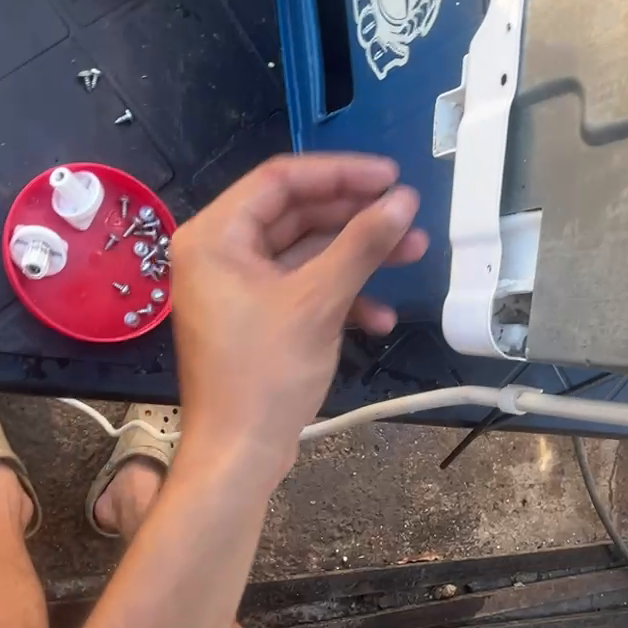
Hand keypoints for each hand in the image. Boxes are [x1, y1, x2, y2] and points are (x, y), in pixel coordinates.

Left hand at [168, 155, 427, 481]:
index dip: (341, 174)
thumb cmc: (266, 374)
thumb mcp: (318, 303)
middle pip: (296, 217)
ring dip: (357, 260)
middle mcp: (220, 255)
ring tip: (412, 255)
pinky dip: (339, 299)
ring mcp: (238, 290)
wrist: (240, 453)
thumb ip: (362, 245)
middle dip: (356, 220)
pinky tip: (378, 318)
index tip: (391, 177)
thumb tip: (404, 201)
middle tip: (407, 218)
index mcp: (215, 237)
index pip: (280, 181)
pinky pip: (301, 292)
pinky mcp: (257, 320)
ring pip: (305, 256)